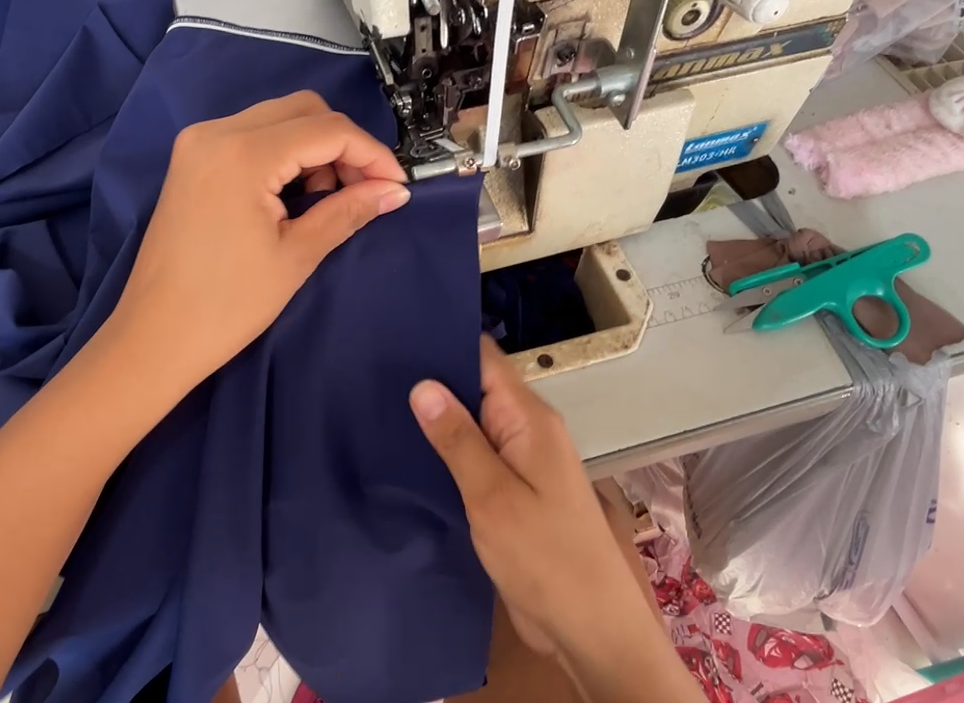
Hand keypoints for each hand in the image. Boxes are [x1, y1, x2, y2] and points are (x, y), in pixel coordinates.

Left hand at [108, 90, 409, 386]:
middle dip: (343, 143)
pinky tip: (294, 192)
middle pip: (303, 109)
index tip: (395, 184)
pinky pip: (252, 133)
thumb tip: (394, 190)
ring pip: (278, 117)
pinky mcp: (191, 158)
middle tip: (362, 189)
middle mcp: (216, 132)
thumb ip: (349, 210)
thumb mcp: (297, 255)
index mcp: (242, 154)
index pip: (327, 129)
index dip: (371, 153)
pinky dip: (284, 151)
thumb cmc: (225, 305)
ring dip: (314, 146)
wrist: (154, 336)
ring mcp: (198, 142)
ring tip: (327, 198)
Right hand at [409, 338, 657, 660]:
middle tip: (372, 370)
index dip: (444, 340)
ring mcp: (521, 462)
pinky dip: (447, 450)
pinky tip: (408, 451)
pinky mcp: (513, 491)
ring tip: (378, 403)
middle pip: (476, 386)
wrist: (590, 630)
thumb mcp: (493, 496)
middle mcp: (528, 430)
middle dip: (432, 379)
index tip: (396, 332)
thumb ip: (457, 439)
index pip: (484, 358)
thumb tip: (423, 384)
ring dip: (437, 418)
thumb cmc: (546, 557)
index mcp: (530, 419)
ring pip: (474, 423)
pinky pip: (477, 455)